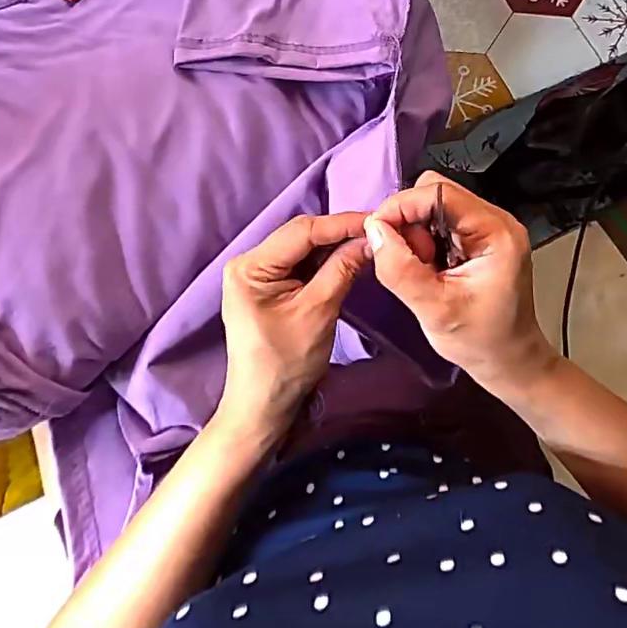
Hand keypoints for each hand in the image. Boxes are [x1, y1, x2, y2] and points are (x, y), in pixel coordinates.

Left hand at [213, 212, 372, 444]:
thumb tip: (370, 239)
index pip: (301, 232)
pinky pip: (299, 264)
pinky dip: (324, 262)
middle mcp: (248, 262)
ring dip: (334, 246)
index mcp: (250, 266)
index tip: (376, 220)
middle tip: (378, 231)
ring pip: (302, 249)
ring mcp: (256, 274)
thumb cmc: (285, 365)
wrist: (262, 407)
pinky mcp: (267, 286)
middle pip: (300, 236)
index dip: (340, 224)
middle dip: (339, 233)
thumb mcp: (317, 313)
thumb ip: (341, 270)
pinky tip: (349, 258)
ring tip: (369, 242)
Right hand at [364, 172, 555, 394]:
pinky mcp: (474, 237)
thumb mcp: (434, 310)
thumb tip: (374, 230)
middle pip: (434, 192)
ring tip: (421, 267)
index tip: (376, 230)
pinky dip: (420, 238)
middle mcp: (494, 221)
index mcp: (497, 232)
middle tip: (406, 257)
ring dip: (413, 230)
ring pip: (431, 204)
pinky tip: (426, 266)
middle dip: (408, 219)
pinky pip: (435, 220)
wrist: (508, 362)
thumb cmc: (482, 341)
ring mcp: (485, 227)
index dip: (401, 206)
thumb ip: (400, 269)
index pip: (439, 193)